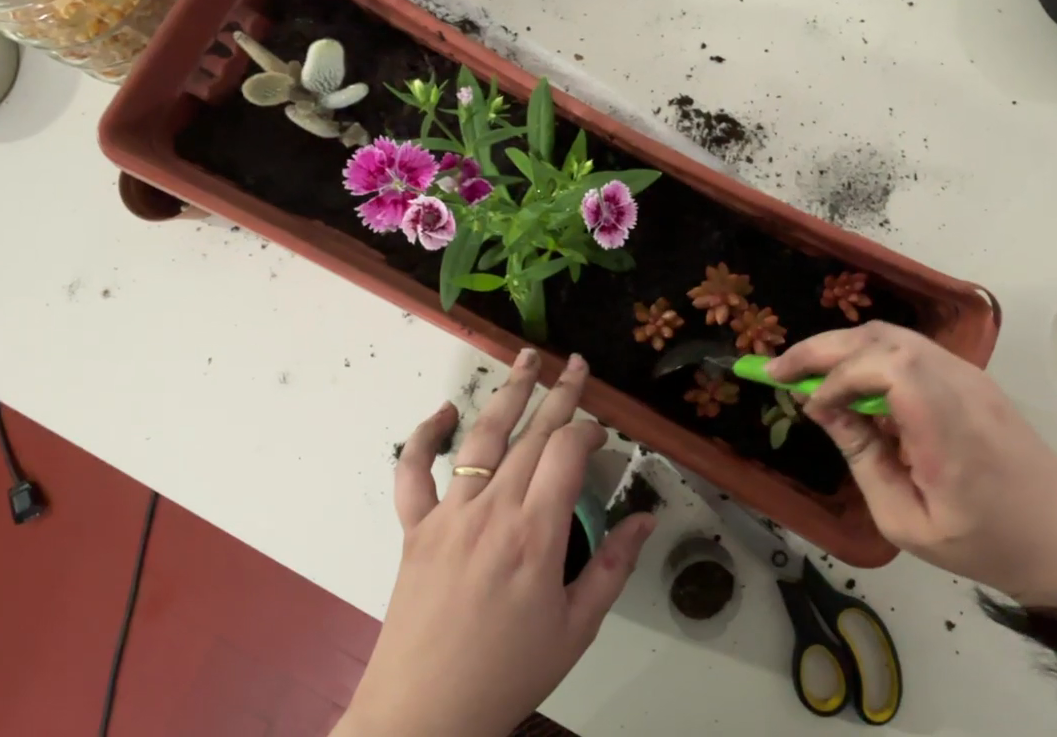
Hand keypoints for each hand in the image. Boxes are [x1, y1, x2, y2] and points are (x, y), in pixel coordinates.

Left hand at [336, 351, 655, 736]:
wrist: (423, 715)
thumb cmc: (508, 673)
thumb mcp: (576, 629)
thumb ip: (612, 568)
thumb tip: (645, 519)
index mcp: (535, 535)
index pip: (566, 453)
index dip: (588, 430)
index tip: (603, 431)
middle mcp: (492, 511)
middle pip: (531, 435)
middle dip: (558, 393)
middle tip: (576, 363)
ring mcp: (448, 515)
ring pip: (481, 439)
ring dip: (507, 393)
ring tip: (526, 357)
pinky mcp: (414, 529)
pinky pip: (412, 473)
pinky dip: (425, 437)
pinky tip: (445, 411)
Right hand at [766, 323, 1056, 606]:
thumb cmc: (985, 545)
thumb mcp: (907, 522)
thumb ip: (862, 458)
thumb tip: (822, 410)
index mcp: (950, 427)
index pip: (886, 364)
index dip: (837, 375)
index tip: (809, 407)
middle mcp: (962, 386)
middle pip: (883, 337)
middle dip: (823, 347)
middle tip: (777, 368)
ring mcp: (971, 377)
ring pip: (894, 336)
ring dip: (844, 348)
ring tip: (805, 372)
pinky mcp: (973, 380)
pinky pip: (912, 351)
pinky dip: (870, 357)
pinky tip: (850, 384)